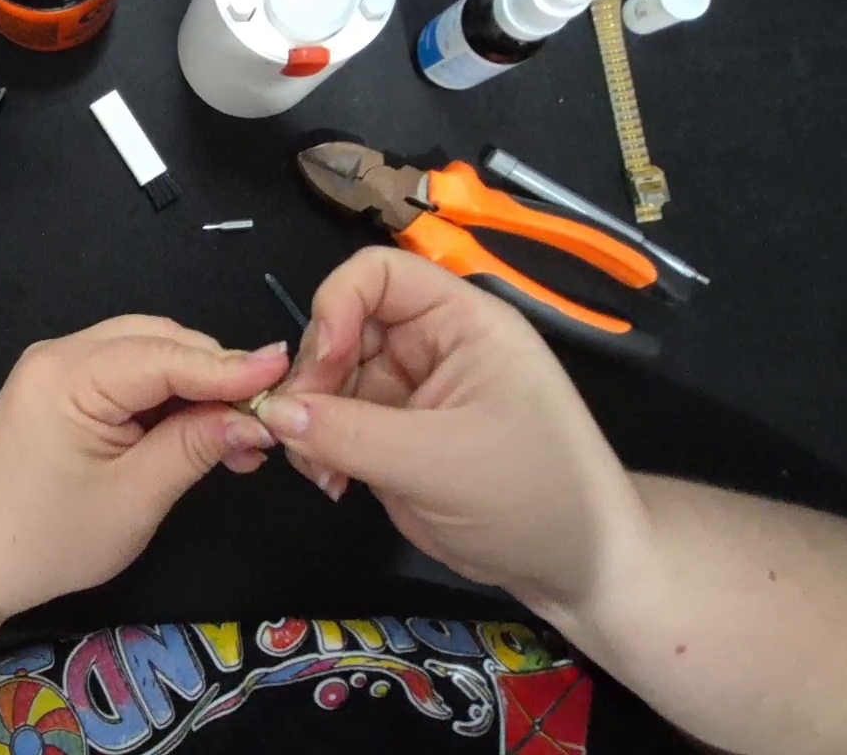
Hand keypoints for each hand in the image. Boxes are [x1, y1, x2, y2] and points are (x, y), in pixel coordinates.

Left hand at [0, 317, 288, 615]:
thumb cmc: (52, 537)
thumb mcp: (134, 499)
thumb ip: (194, 447)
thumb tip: (256, 418)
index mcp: (66, 376)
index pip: (161, 356)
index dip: (226, 364)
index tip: (284, 368)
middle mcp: (60, 352)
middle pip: (156, 340)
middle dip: (214, 372)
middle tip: (264, 414)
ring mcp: (60, 362)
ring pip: (148, 349)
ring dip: (196, 382)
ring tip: (239, 429)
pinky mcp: (66, 378)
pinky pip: (129, 370)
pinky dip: (169, 393)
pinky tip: (202, 425)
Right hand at [256, 248, 646, 611]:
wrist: (577, 572)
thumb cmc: (533, 498)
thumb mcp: (439, 463)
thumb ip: (348, 433)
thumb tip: (269, 411)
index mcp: (458, 322)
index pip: (377, 274)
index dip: (338, 304)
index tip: (323, 362)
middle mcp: (426, 343)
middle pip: (339, 326)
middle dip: (314, 376)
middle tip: (302, 431)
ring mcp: (403, 386)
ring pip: (325, 376)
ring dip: (309, 419)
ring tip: (321, 471)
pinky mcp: (386, 427)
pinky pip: (328, 417)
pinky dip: (316, 446)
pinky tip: (331, 482)